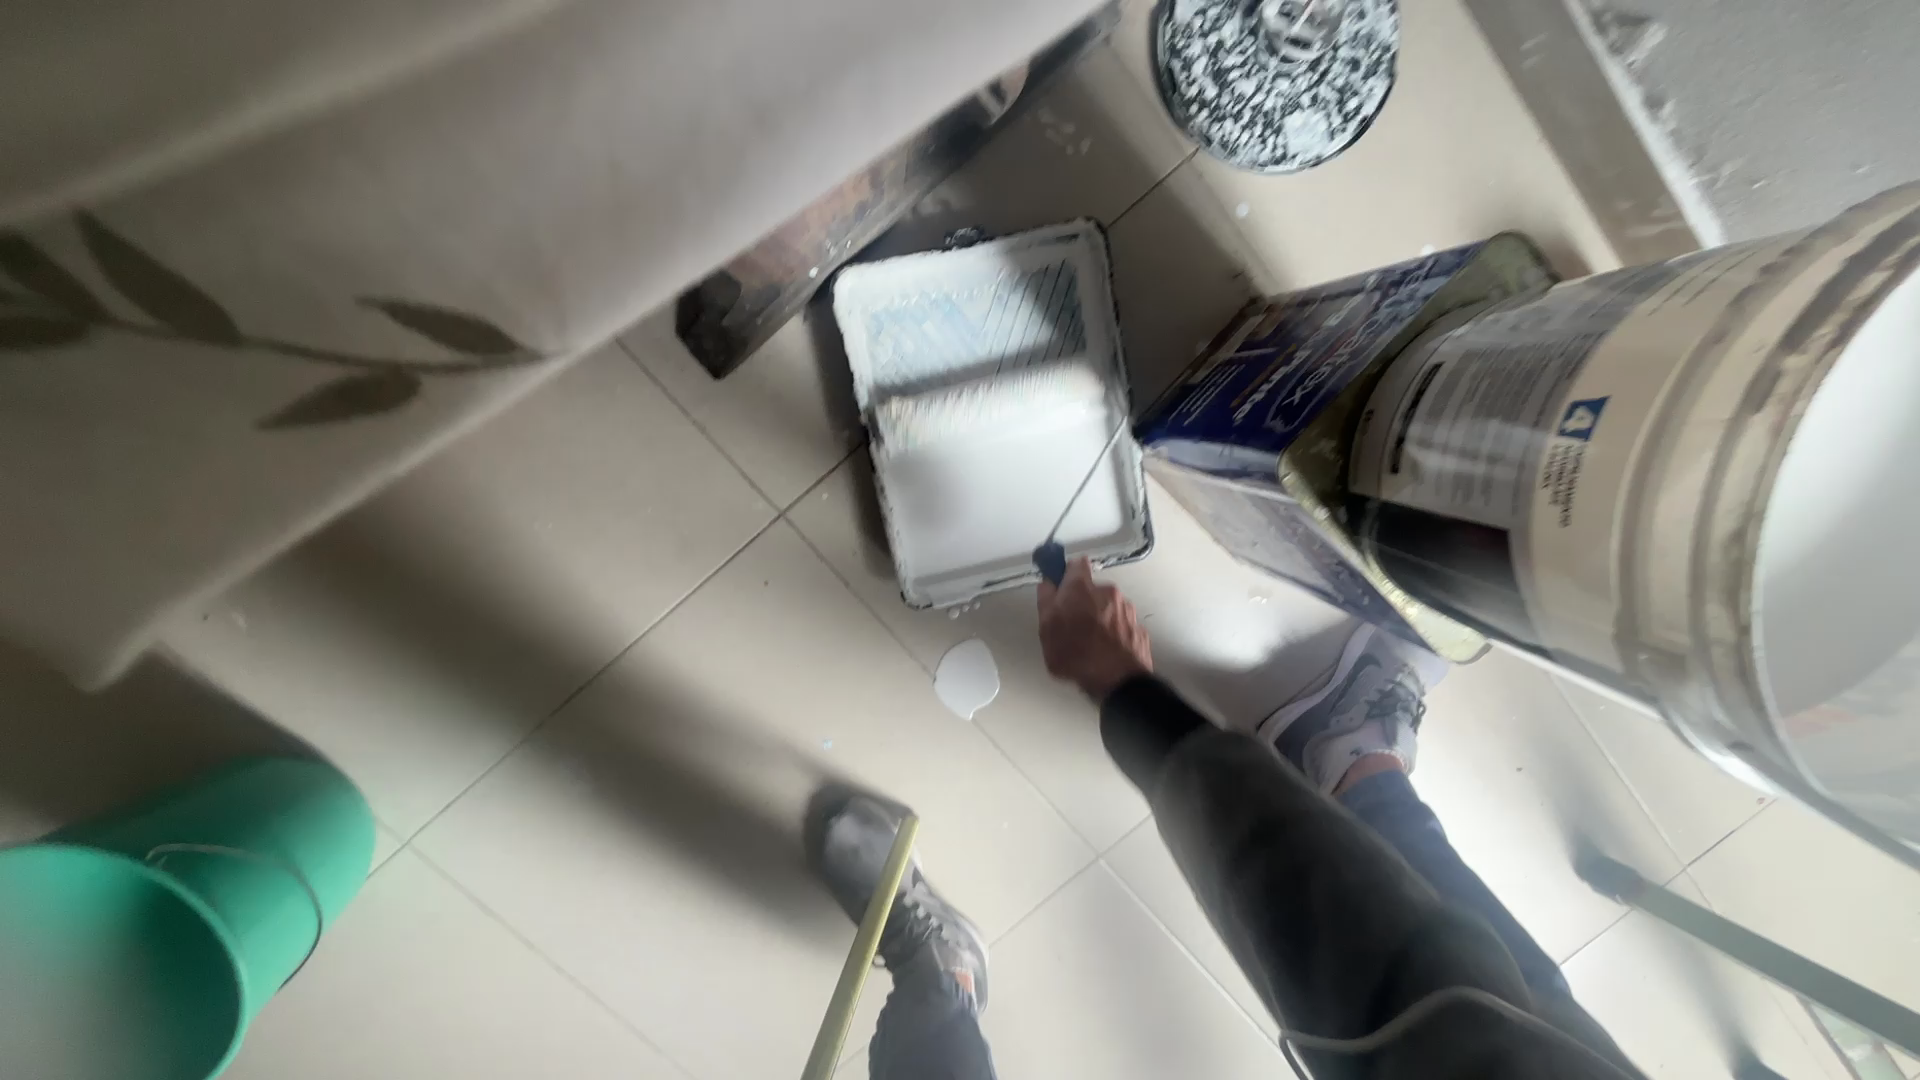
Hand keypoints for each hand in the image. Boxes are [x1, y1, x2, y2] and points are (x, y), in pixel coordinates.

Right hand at [1037, 557, 1152, 701]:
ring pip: (1109, 607)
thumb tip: (1048, 584)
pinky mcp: (1139, 629)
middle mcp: (1108, 591)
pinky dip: (1114, 633)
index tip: (1060, 587)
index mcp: (1081, 587)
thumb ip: (1045, 600)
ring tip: (1090, 644)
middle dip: (1083, 601)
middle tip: (1071, 624)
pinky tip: (1106, 651)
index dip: (1067, 574)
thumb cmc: (1075, 653)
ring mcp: (1127, 610)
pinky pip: (1122, 625)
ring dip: (1100, 618)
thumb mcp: (1046, 628)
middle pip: (1092, 589)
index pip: (1076, 564)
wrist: (1116, 681)